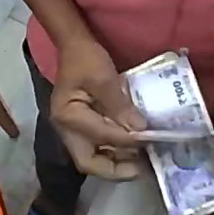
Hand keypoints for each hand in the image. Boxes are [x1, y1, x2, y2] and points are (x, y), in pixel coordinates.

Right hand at [51, 36, 146, 179]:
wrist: (74, 44)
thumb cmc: (86, 58)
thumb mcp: (104, 77)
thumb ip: (120, 106)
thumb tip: (140, 130)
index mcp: (68, 116)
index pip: (100, 136)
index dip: (125, 140)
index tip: (148, 139)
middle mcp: (65, 129)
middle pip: (89, 161)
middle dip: (115, 169)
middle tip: (142, 170)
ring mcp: (72, 129)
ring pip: (93, 157)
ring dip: (117, 162)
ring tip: (142, 162)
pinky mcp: (81, 125)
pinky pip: (97, 145)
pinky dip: (114, 150)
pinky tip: (131, 148)